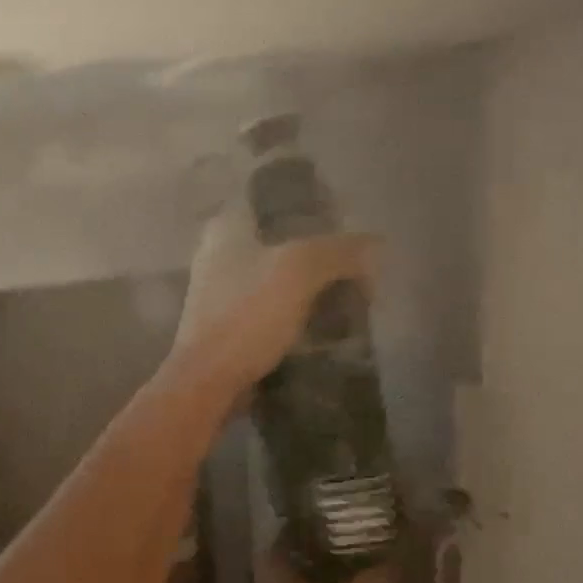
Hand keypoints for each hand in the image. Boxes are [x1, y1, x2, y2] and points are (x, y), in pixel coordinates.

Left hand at [172, 201, 378, 393]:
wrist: (207, 382)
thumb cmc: (247, 316)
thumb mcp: (298, 271)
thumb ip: (338, 251)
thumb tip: (375, 245)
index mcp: (227, 227)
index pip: (278, 200)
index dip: (317, 209)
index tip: (352, 229)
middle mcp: (219, 254)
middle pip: (283, 243)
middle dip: (322, 256)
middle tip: (360, 271)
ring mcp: (222, 293)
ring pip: (280, 280)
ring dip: (313, 290)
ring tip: (352, 301)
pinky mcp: (231, 327)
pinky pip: (273, 311)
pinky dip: (298, 316)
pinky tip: (326, 327)